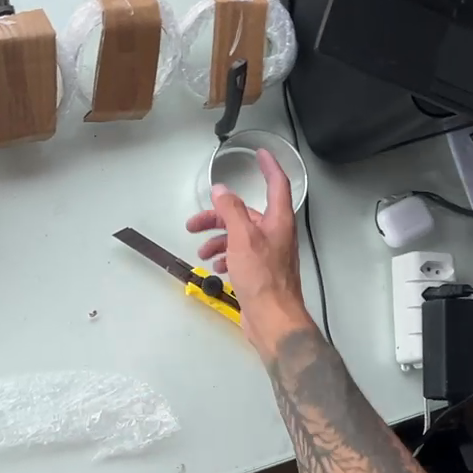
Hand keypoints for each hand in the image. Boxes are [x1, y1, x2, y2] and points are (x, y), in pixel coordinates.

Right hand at [185, 148, 312, 348]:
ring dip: (217, 240)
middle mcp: (275, 234)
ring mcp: (268, 254)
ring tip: (201, 251)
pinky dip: (224, 256)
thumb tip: (221, 191)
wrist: (272, 318)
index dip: (269, 167)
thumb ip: (231, 211)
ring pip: (239, 236)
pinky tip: (214, 266)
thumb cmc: (263, 278)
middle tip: (195, 223)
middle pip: (245, 214)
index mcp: (277, 221)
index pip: (277, 184)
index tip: (260, 154)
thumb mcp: (242, 238)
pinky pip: (239, 255)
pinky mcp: (260, 272)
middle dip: (219, 216)